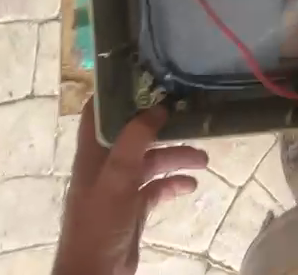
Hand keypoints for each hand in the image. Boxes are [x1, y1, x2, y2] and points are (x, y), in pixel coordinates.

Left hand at [54, 102, 207, 274]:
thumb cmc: (100, 222)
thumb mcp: (117, 176)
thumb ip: (135, 139)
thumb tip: (159, 106)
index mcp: (93, 152)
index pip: (99, 111)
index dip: (117, 91)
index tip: (144, 75)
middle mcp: (106, 164)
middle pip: (136, 135)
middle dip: (163, 126)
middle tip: (191, 115)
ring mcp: (120, 187)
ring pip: (151, 161)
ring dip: (176, 156)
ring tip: (204, 158)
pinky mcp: (132, 208)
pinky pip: (157, 187)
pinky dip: (174, 183)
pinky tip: (191, 184)